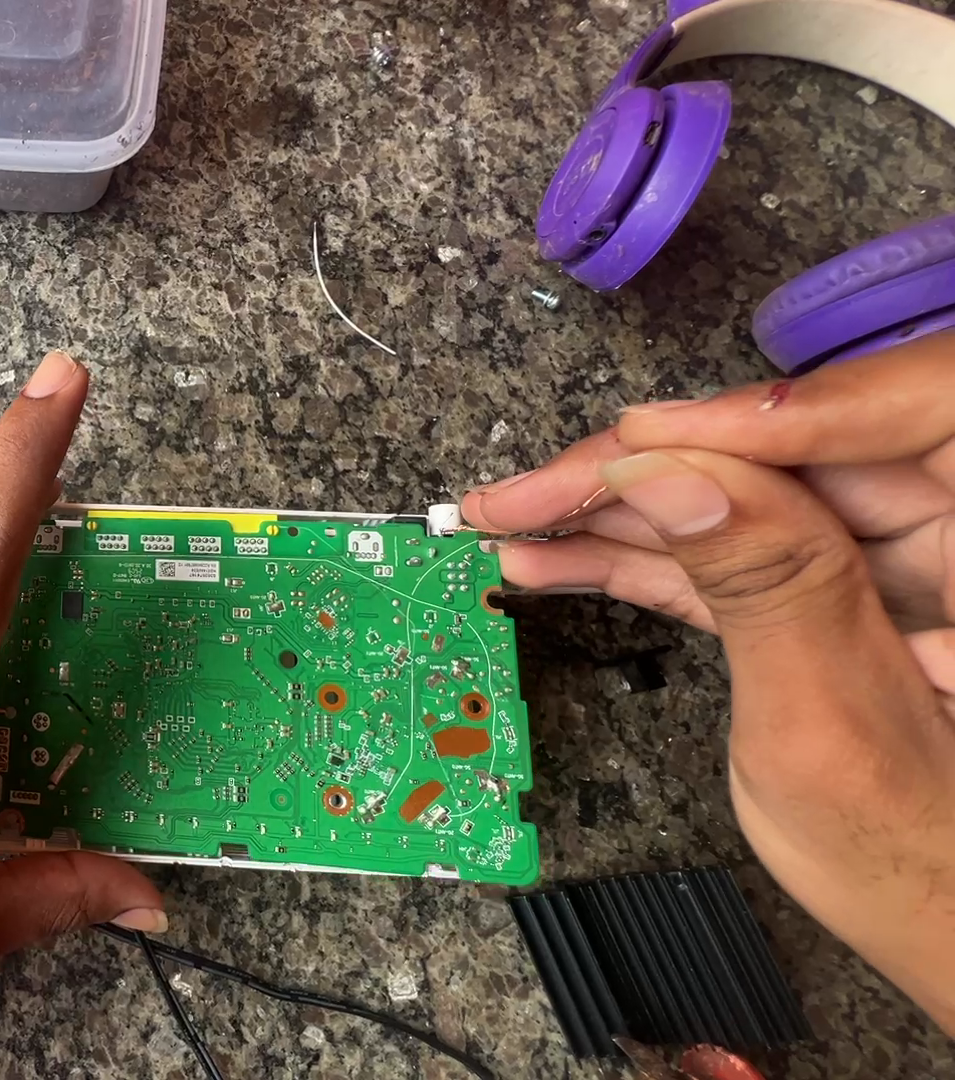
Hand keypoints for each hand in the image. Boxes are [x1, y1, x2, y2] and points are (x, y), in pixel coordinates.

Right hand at [461, 335, 954, 1032]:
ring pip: (731, 502)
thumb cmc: (938, 873)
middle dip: (640, 469)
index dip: (774, 415)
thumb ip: (762, 585)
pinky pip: (717, 555)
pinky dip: (625, 558)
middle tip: (524, 494)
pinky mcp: (825, 595)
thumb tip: (665, 474)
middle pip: (791, 457)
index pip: (927, 414)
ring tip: (504, 523)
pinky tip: (546, 559)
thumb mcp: (833, 730)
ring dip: (607, 515)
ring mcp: (893, 568)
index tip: (644, 441)